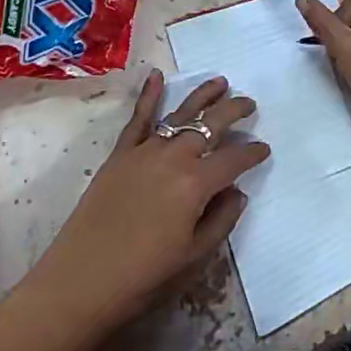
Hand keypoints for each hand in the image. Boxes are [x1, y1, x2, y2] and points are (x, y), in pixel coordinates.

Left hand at [22, 71, 269, 338]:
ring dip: (201, 96)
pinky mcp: (119, 154)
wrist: (85, 276)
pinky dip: (148, 95)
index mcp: (195, 184)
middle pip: (208, 126)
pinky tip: (155, 75)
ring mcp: (143, 151)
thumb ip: (221, 219)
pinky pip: (137, 118)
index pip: (233, 160)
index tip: (264, 147)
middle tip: (249, 103)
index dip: (251, 152)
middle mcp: (172, 157)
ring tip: (219, 82)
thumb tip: (237, 191)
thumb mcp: (196, 257)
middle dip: (232, 111)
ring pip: (177, 114)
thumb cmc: (146, 275)